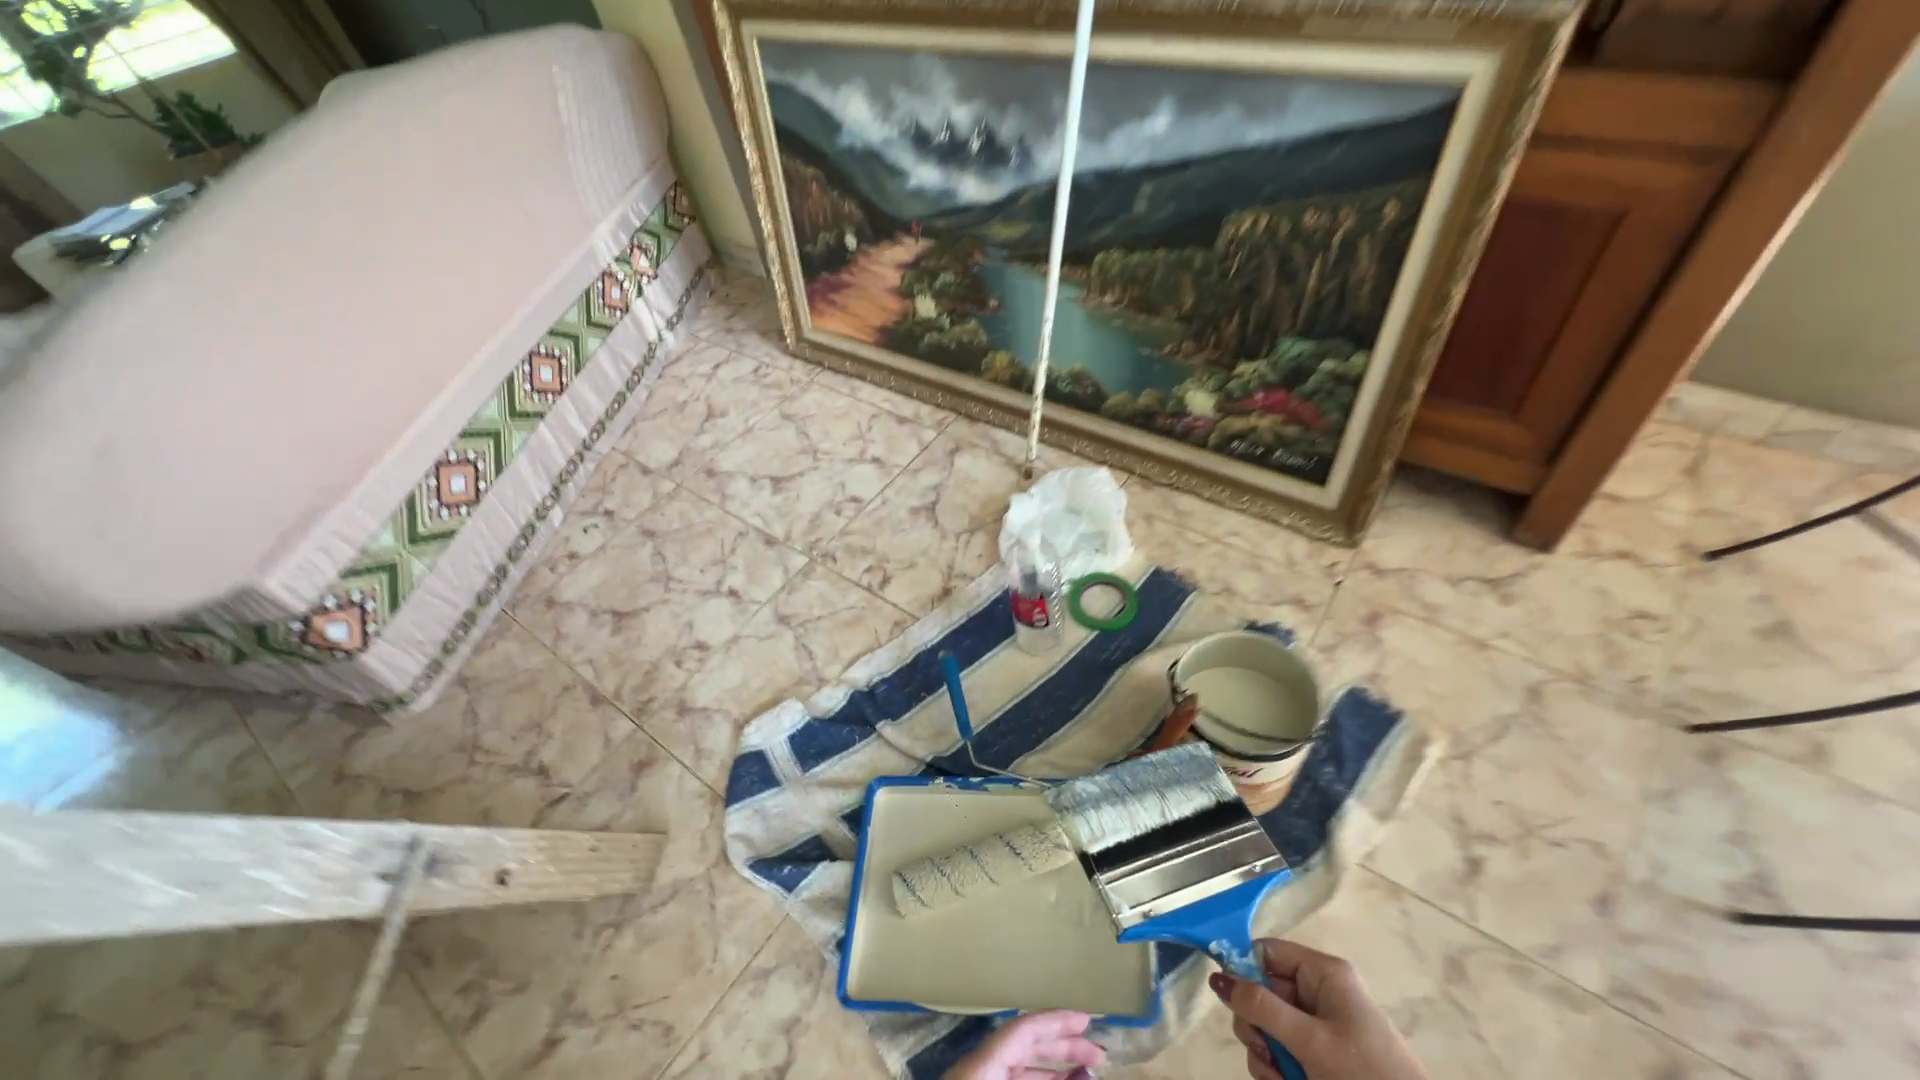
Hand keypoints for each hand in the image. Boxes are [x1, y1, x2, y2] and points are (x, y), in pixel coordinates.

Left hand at [942, 1010, 1108, 1079]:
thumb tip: (1089, 1070)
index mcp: (982, 1061)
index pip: (1023, 1028)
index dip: (1056, 1019)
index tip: (1088, 1017)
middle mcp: (977, 1064)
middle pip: (1023, 1042)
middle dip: (1062, 1043)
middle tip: (1098, 1050)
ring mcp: (977, 1077)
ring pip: (1018, 1062)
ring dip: (1053, 1064)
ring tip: (1086, 1068)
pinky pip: (1011, 1077)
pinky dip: (1037, 1078)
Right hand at [1209, 939, 1425, 1079]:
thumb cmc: (1364, 1075)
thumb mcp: (1309, 1040)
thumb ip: (1260, 1007)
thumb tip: (1217, 977)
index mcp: (1323, 974)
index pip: (1265, 952)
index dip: (1242, 971)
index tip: (1229, 1000)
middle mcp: (1318, 993)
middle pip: (1261, 993)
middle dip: (1256, 1027)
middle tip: (1267, 1052)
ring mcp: (1318, 1026)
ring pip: (1266, 1028)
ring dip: (1265, 1055)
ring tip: (1284, 1078)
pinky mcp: (1319, 1055)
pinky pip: (1280, 1052)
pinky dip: (1277, 1071)